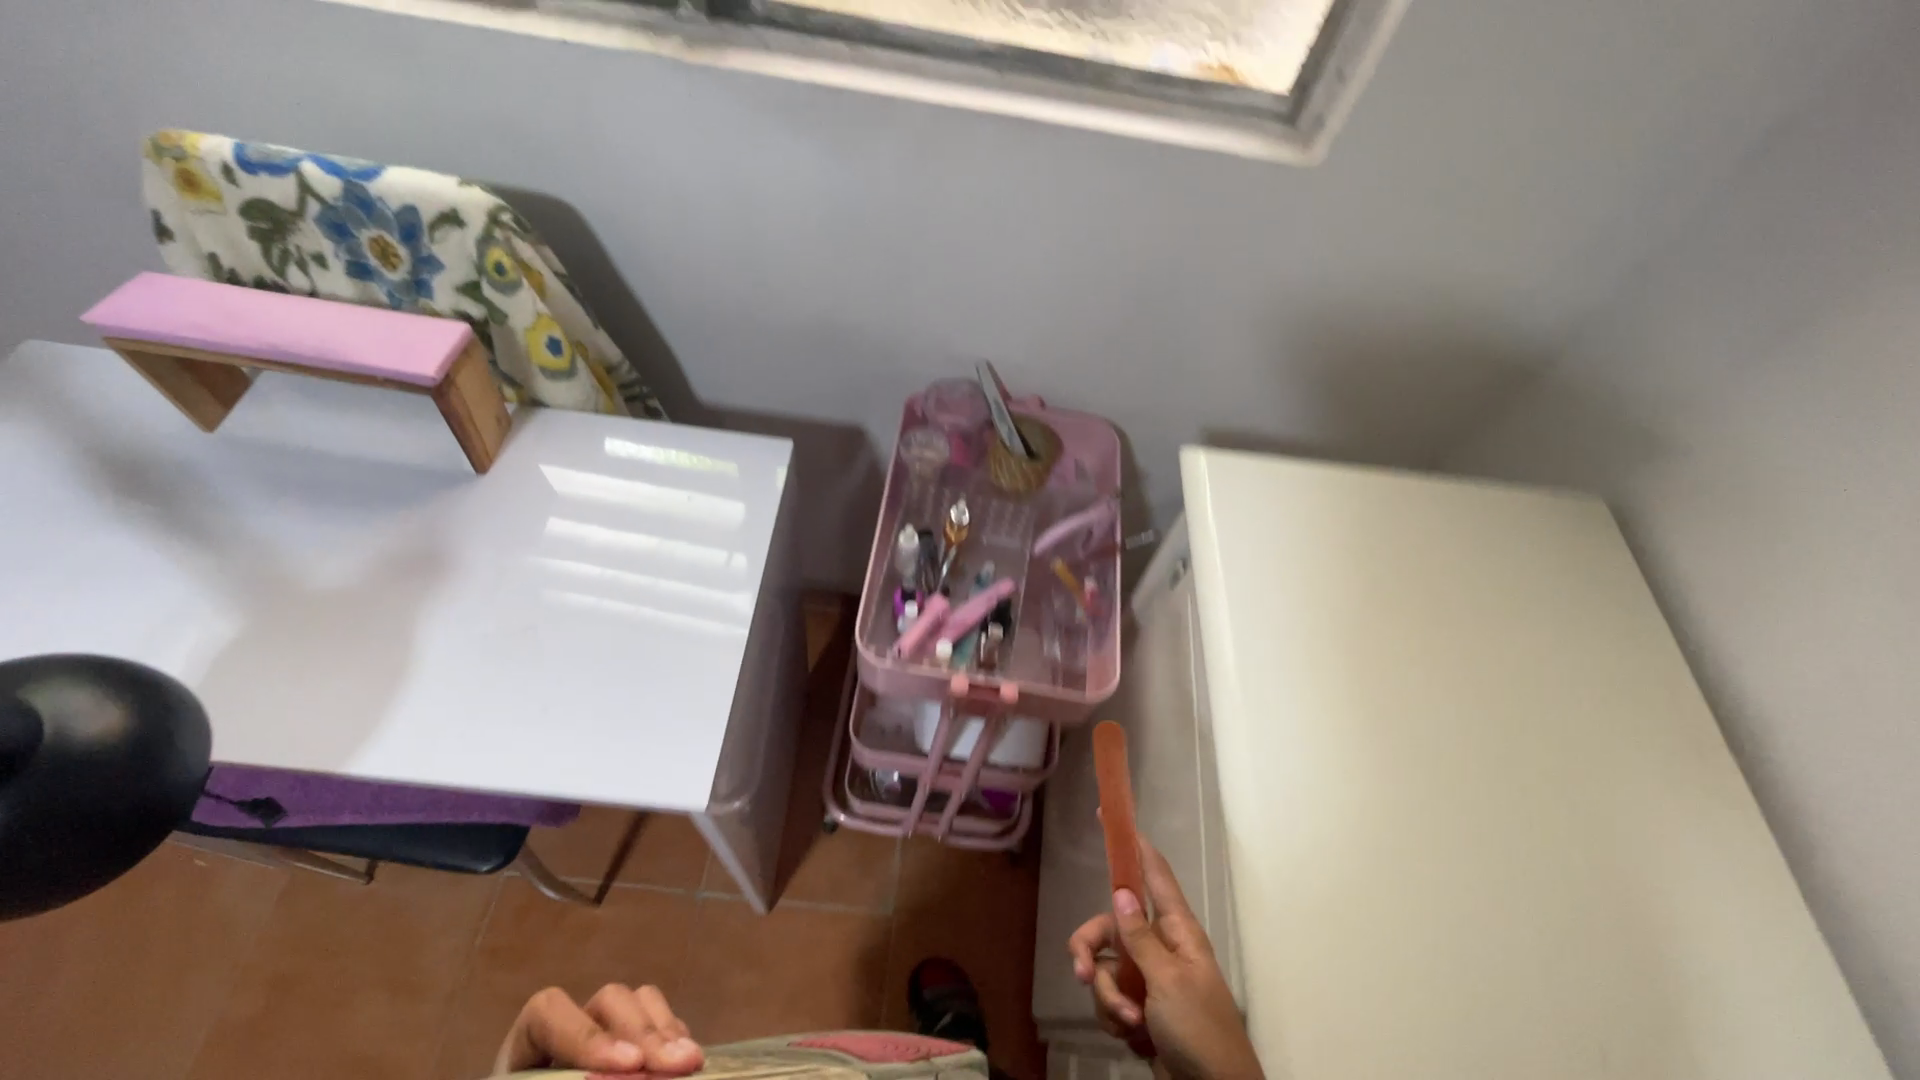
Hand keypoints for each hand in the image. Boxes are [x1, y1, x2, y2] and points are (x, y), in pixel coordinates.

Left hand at [494, 983, 704, 1075]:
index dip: (585, 1034)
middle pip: (606, 1002)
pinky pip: (663, 1021)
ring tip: (689, 1063)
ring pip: (639, 1002)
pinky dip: (676, 1038)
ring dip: (665, 1032)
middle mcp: (565, 1040)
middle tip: (678, 1065)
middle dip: (643, 1033)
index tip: (627, 1067)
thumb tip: (630, 1077)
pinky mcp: (636, 1055)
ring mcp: (605, 1041)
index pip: (547, 1015)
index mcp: (523, 1064)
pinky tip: (689, 1065)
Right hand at [1067, 839, 1261, 1079]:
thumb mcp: (1168, 981)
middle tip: (1081, 974)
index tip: (1108, 816)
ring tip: (1130, 1023)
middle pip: (1108, 927)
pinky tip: (1133, 1037)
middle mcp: (1159, 947)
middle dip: (1090, 954)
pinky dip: (1114, 1018)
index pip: (1153, 874)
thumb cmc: (1200, 1029)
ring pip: (1103, 967)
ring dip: (1107, 998)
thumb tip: (1121, 891)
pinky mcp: (1139, 1008)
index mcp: (1176, 930)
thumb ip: (1139, 937)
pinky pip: (1108, 998)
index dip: (1132, 845)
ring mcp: (1148, 978)